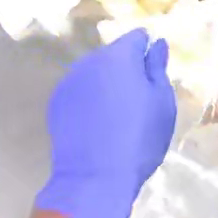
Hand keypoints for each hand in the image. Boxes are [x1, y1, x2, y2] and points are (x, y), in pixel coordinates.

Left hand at [35, 31, 176, 217]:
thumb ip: (158, 69)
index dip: (148, 54)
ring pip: (94, 75)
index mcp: (118, 57)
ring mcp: (68, 83)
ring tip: (118, 118)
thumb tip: (155, 44)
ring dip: (107, 87)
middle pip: (113, 56)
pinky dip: (90, 103)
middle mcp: (88, 62)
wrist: (94, 178)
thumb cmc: (138, 141)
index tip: (154, 78)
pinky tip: (98, 127)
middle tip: (139, 104)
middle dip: (126, 71)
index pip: (136, 38)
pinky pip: (79, 94)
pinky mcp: (56, 105)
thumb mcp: (161, 105)